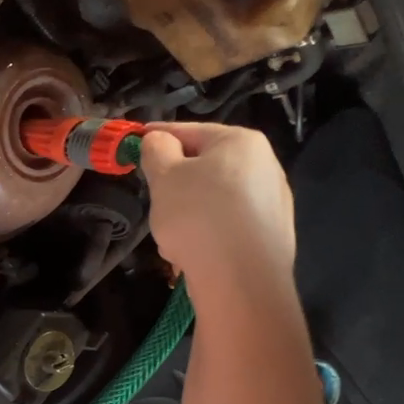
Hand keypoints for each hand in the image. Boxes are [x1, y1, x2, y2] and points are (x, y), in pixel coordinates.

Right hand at [140, 122, 296, 308]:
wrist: (241, 273)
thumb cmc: (197, 216)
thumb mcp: (165, 179)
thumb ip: (156, 152)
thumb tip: (157, 140)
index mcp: (239, 141)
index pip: (189, 130)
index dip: (157, 135)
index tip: (134, 142)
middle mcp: (262, 162)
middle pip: (205, 164)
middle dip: (175, 179)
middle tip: (153, 196)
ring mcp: (269, 196)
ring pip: (214, 194)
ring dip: (189, 207)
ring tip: (173, 232)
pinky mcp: (268, 228)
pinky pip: (226, 220)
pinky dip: (206, 228)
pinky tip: (194, 248)